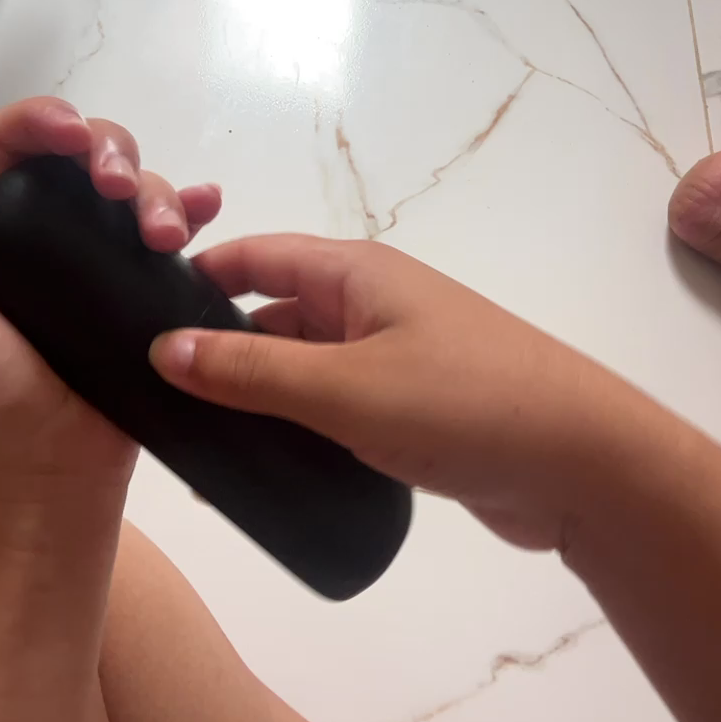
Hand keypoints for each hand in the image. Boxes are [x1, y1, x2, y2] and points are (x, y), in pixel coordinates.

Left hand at [0, 98, 222, 494]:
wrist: (40, 470)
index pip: (12, 142)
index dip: (45, 121)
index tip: (73, 137)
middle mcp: (40, 229)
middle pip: (85, 154)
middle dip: (113, 152)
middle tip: (120, 190)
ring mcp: (95, 259)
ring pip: (134, 188)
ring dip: (157, 190)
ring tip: (166, 231)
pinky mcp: (138, 287)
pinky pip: (170, 235)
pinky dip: (191, 212)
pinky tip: (206, 207)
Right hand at [149, 235, 617, 550]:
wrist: (582, 464)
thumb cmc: (460, 402)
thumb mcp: (344, 387)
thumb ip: (251, 370)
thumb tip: (163, 347)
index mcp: (354, 273)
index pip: (255, 257)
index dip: (197, 277)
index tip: (138, 314)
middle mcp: (367, 304)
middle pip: (273, 313)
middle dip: (218, 348)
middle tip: (156, 396)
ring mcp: (389, 355)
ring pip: (300, 365)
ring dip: (255, 394)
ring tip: (193, 440)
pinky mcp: (404, 405)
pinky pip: (330, 403)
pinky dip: (294, 424)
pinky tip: (258, 464)